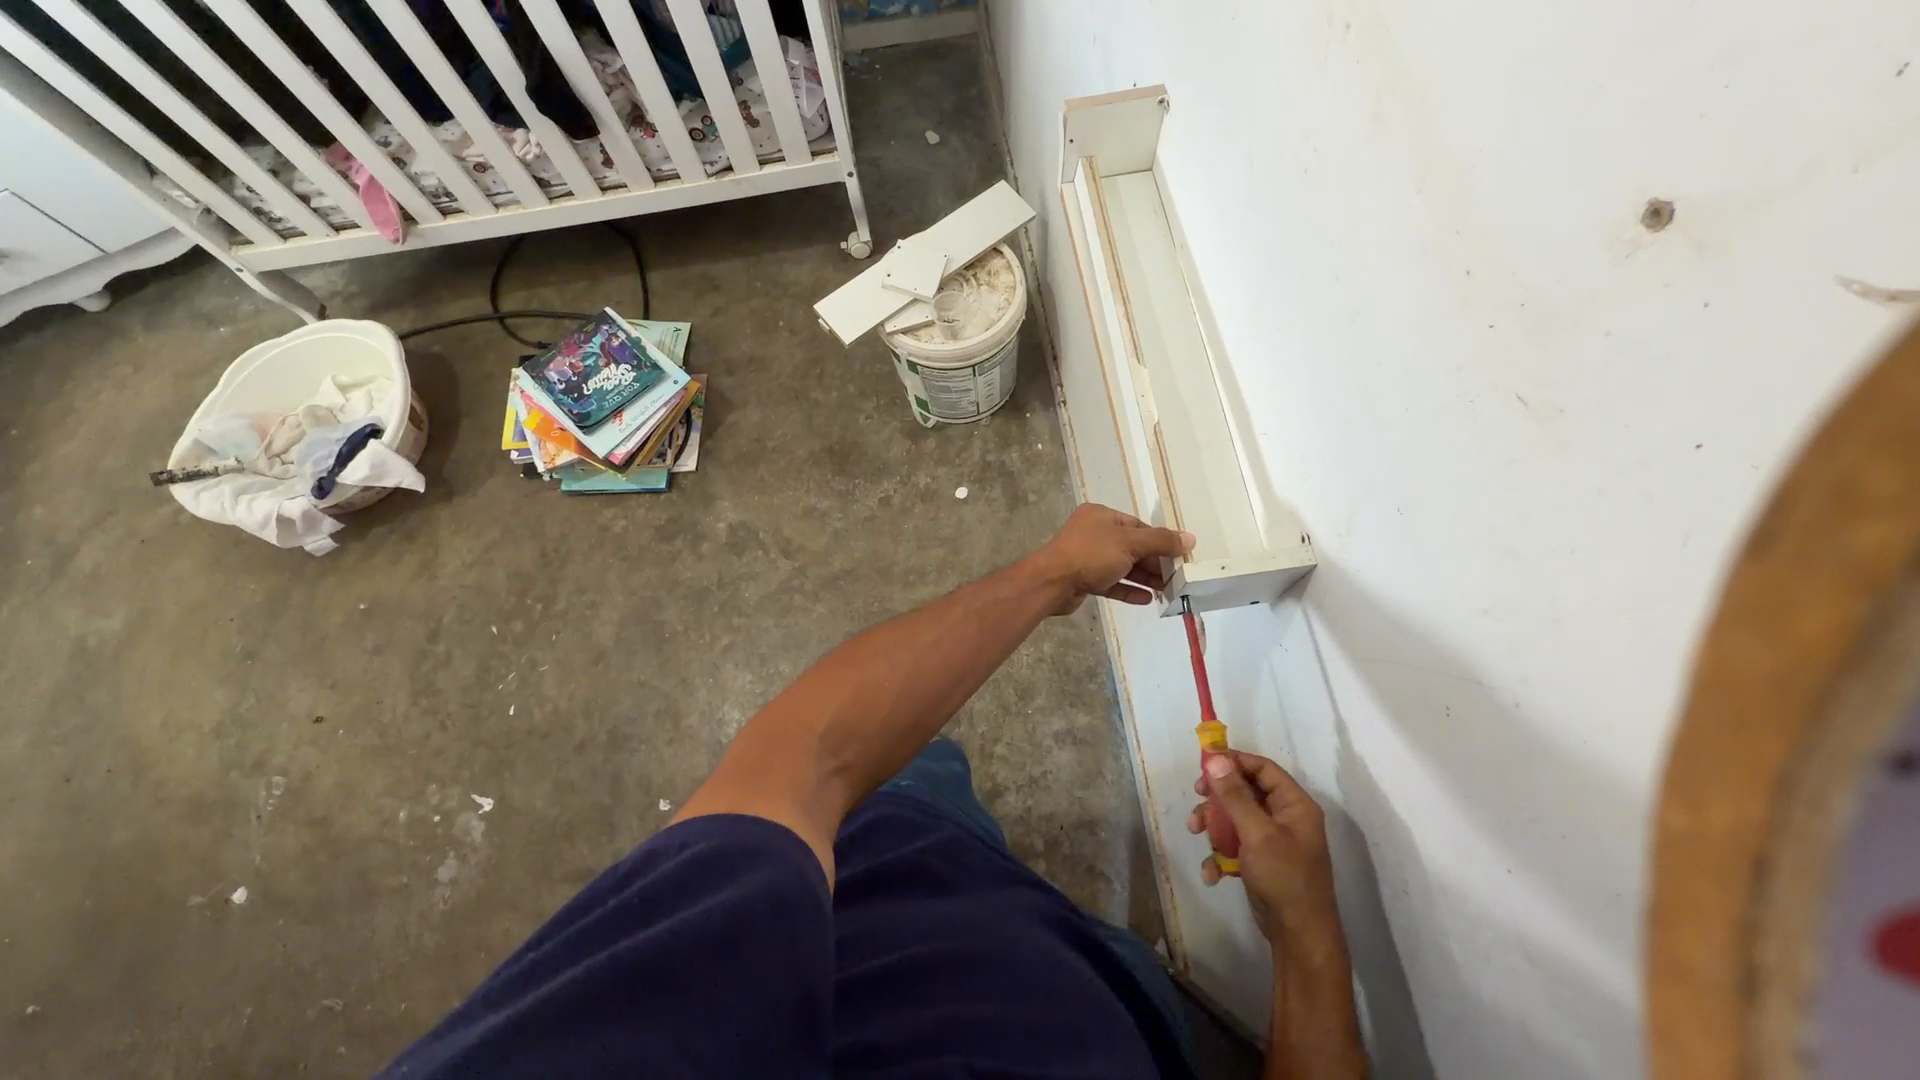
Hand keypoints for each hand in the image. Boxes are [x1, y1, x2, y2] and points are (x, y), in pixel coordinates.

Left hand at [1024, 504, 1193, 615]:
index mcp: (1101, 516)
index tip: (1179, 556)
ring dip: (1143, 578)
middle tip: (1176, 578)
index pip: (1138, 526)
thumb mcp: (1130, 543)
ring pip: (1121, 566)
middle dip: (1153, 562)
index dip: (1160, 541)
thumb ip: (1160, 541)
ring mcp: (1086, 557)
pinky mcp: (1083, 579)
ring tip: (1167, 590)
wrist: (1051, 583)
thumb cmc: (1091, 555)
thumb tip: (1189, 539)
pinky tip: (1146, 599)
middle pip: (1131, 547)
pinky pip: (1110, 583)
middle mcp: (1093, 533)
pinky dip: (1127, 589)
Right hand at [1187, 750, 1339, 953]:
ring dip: (1214, 825)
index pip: (1262, 768)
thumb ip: (1235, 795)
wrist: (1298, 934)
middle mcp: (1285, 817)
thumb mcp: (1257, 833)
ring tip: (1196, 832)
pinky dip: (1221, 855)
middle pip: (1245, 791)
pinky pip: (1235, 845)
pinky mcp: (1260, 861)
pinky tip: (1212, 872)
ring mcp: (1272, 840)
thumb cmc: (1284, 877)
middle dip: (1218, 796)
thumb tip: (1215, 759)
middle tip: (1197, 796)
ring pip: (1235, 817)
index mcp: (1294, 804)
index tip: (1204, 763)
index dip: (1234, 761)